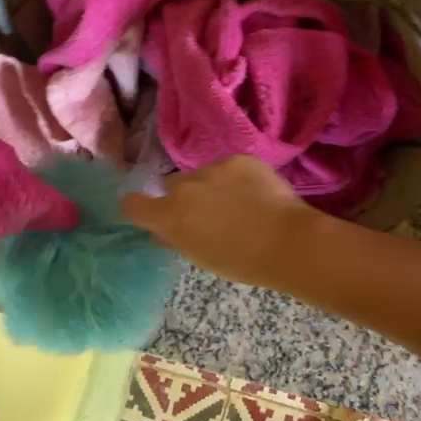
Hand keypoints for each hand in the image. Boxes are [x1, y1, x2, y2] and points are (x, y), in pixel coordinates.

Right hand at [121, 156, 320, 286]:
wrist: (287, 242)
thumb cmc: (241, 261)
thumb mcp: (201, 257)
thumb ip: (176, 240)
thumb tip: (162, 233)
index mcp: (170, 216)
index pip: (133, 204)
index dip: (139, 208)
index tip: (151, 213)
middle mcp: (185, 187)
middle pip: (172, 186)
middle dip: (183, 198)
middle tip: (208, 216)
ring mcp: (213, 168)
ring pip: (202, 175)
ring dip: (211, 186)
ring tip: (238, 206)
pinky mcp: (240, 159)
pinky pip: (229, 167)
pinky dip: (237, 179)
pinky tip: (255, 195)